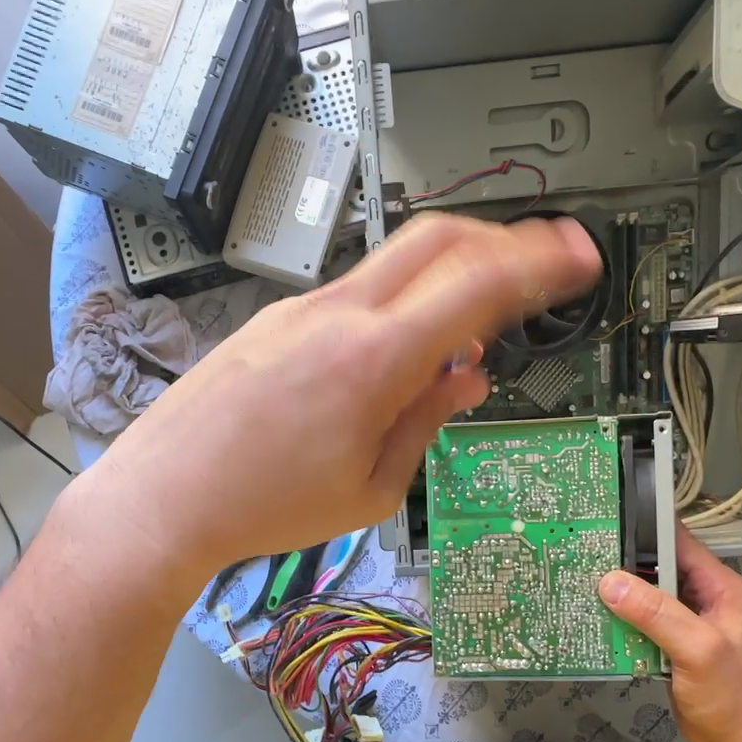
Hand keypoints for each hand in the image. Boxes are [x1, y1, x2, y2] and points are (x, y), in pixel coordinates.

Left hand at [81, 214, 601, 572]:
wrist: (165, 496)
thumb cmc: (262, 506)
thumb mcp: (371, 488)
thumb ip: (428, 421)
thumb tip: (467, 381)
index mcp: (374, 361)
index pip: (478, 284)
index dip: (540, 263)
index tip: (576, 257)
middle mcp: (337, 316)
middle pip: (439, 236)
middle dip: (503, 239)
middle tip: (538, 265)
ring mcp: (302, 311)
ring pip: (396, 260)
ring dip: (448, 274)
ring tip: (471, 329)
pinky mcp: (278, 320)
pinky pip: (357, 290)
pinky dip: (400, 302)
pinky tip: (404, 348)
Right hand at [599, 524, 741, 741]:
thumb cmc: (733, 695)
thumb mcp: (697, 648)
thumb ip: (657, 613)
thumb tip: (610, 582)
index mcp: (719, 587)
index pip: (678, 542)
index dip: (644, 529)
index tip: (605, 522)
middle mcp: (703, 598)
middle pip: (657, 569)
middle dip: (622, 563)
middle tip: (580, 553)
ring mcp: (687, 623)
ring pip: (646, 598)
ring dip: (618, 595)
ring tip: (577, 580)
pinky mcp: (672, 646)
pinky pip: (642, 625)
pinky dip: (620, 623)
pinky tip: (592, 619)